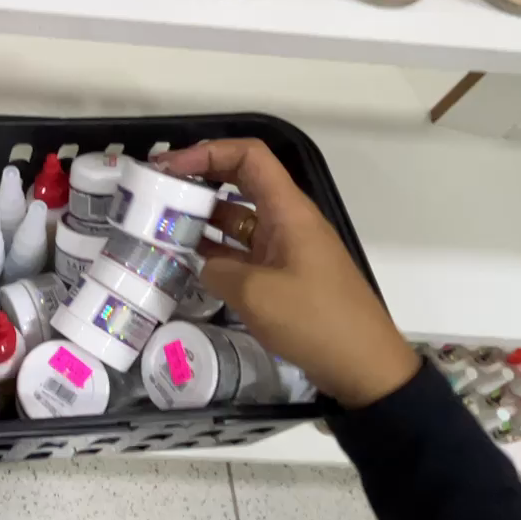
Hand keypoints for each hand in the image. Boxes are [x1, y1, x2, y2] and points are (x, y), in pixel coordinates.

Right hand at [155, 140, 417, 407]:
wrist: (364, 367)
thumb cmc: (315, 321)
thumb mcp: (255, 294)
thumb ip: (218, 269)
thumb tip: (205, 264)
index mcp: (288, 211)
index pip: (249, 156)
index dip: (208, 152)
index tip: (170, 167)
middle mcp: (286, 220)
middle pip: (240, 179)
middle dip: (199, 177)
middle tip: (157, 188)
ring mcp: (283, 247)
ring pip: (237, 215)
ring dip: (202, 213)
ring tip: (161, 220)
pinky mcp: (280, 272)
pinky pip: (241, 247)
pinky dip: (214, 246)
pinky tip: (185, 256)